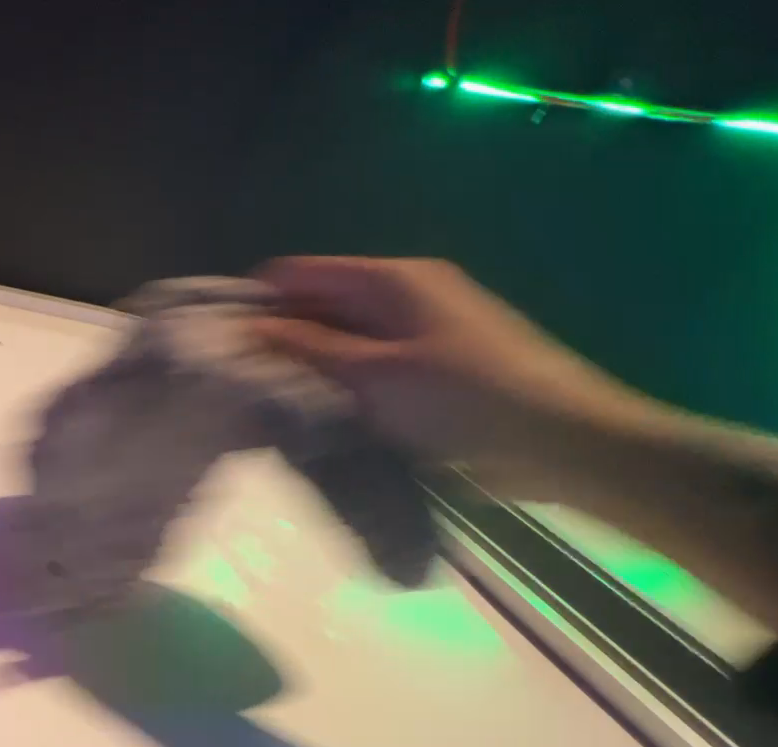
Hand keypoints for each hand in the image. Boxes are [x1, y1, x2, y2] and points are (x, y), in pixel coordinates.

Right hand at [248, 256, 662, 498]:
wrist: (561, 442)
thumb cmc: (464, 400)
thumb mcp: (373, 374)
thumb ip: (304, 348)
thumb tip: (242, 328)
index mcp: (389, 279)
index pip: (295, 274)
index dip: (252, 303)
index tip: (215, 348)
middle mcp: (397, 294)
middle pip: (312, 304)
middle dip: (272, 339)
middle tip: (232, 384)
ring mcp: (411, 330)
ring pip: (331, 338)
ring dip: (299, 366)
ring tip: (262, 404)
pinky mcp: (418, 366)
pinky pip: (356, 364)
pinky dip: (330, 383)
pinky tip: (308, 413)